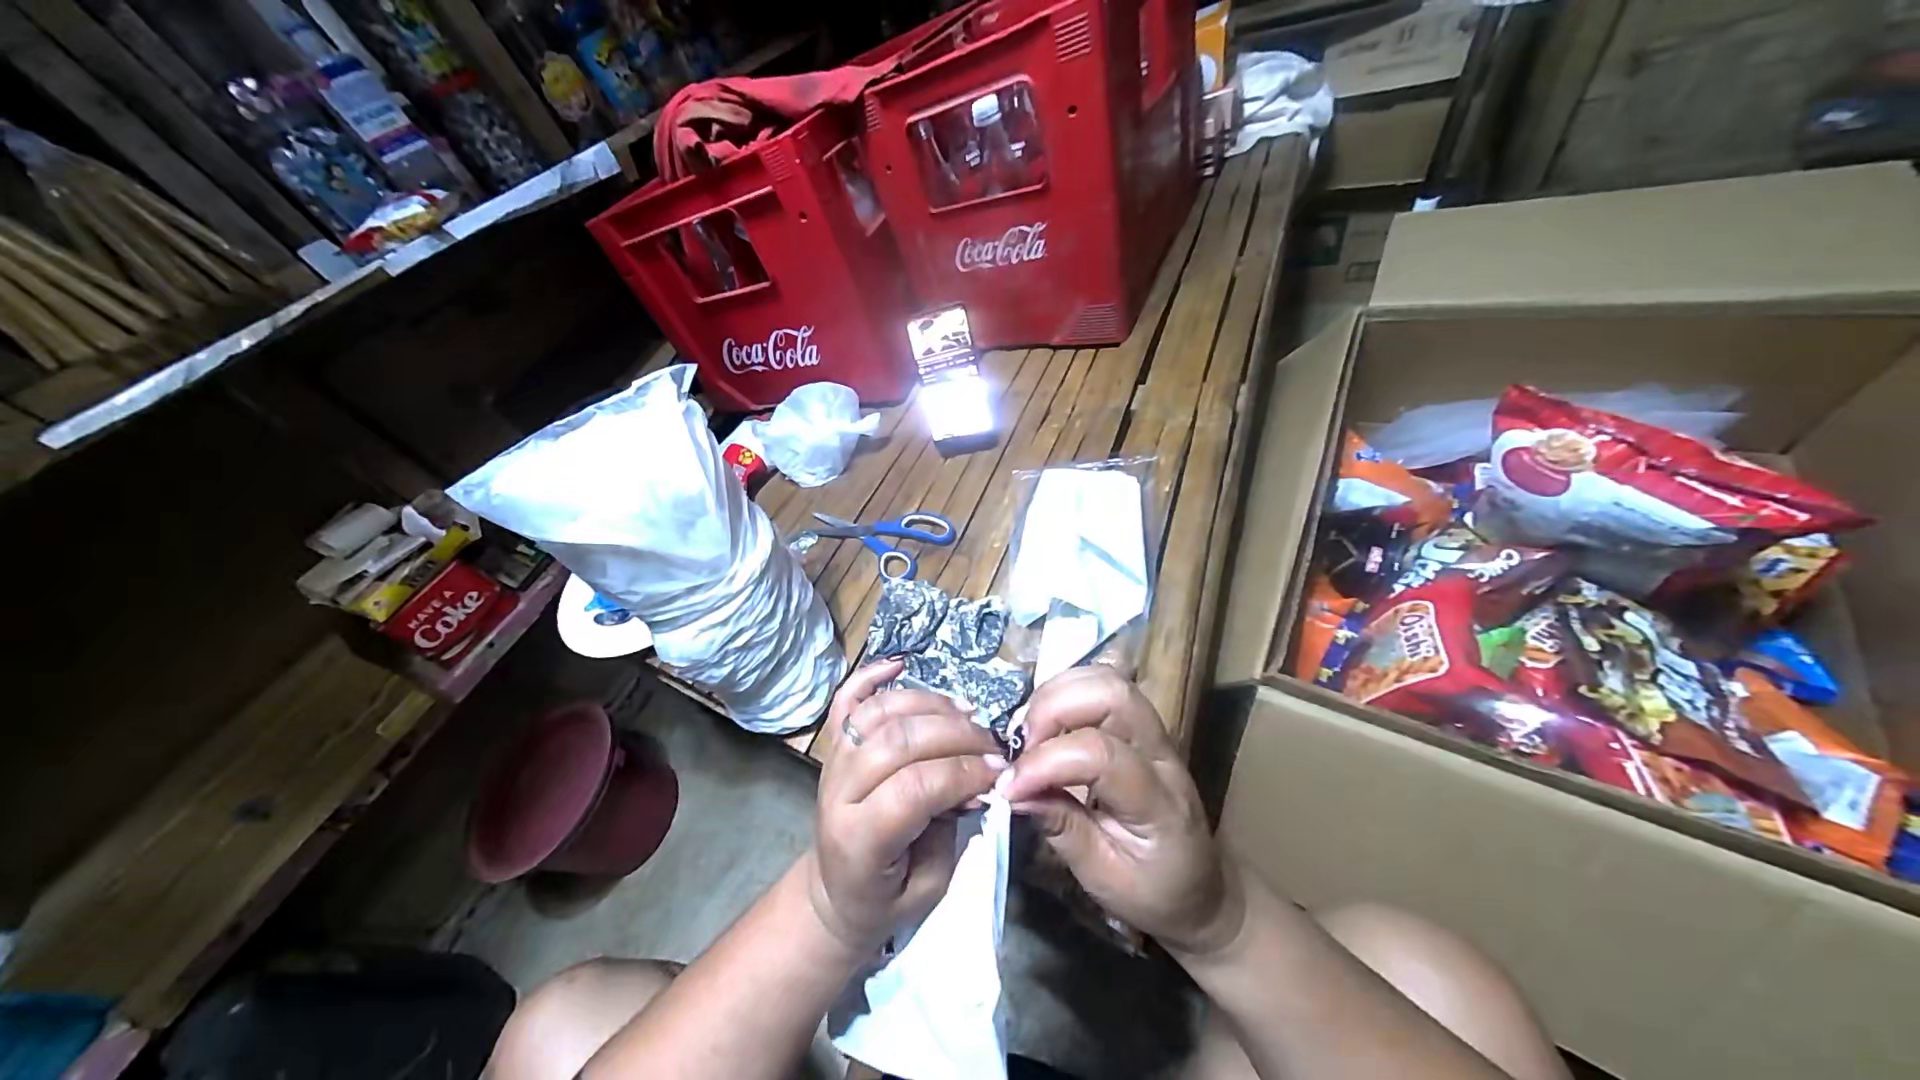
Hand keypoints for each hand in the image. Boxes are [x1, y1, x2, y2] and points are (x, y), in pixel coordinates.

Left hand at [806, 658, 1006, 952]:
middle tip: (992, 745)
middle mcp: (837, 791)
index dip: (961, 773)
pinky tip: (900, 663)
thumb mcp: (930, 884)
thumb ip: (950, 828)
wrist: (834, 891)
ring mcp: (832, 761)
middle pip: (898, 740)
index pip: (912, 788)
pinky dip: (871, 675)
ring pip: (879, 712)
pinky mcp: (833, 744)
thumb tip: (977, 779)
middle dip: (956, 736)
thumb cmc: (886, 896)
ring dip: (929, 704)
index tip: (999, 772)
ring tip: (967, 715)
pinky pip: (847, 700)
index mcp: (857, 839)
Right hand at [1001, 667, 1240, 955]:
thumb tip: (1012, 791)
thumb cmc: (1153, 892)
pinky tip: (1044, 727)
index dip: (1045, 763)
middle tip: (1020, 748)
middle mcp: (1160, 752)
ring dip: (1055, 696)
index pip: (1100, 755)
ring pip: (1105, 679)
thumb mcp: (1103, 878)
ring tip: (1029, 736)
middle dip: (1051, 709)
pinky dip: (1063, 694)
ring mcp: (1154, 732)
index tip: (1008, 787)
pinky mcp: (1140, 724)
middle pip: (1111, 693)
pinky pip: (1101, 686)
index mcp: (1157, 801)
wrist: (1201, 888)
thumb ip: (1061, 828)